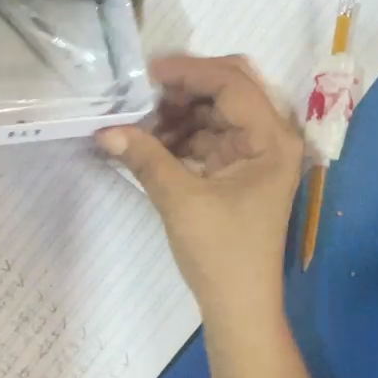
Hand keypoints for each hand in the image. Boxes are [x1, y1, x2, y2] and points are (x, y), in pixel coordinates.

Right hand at [97, 55, 302, 319]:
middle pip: (228, 91)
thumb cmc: (221, 253)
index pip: (231, 83)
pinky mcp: (238, 172)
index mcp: (272, 139)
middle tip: (141, 96)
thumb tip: (105, 130)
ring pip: (215, 113)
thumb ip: (145, 158)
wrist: (239, 306)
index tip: (145, 73)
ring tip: (139, 125)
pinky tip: (149, 144)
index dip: (188, 72)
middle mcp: (271, 138)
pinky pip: (209, 138)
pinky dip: (181, 137)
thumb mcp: (180, 201)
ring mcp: (255, 155)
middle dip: (183, 90)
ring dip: (178, 114)